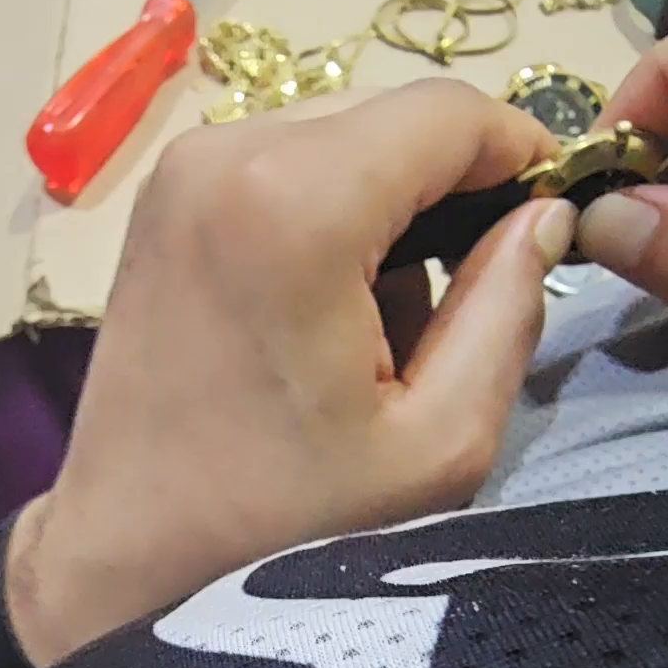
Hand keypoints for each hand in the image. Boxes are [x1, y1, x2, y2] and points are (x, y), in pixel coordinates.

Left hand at [6, 81, 575, 666]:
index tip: (539, 225)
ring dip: (377, 225)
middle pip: (387, 126)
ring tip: (363, 343)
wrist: (127, 552)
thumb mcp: (435, 441)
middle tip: (442, 315)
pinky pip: (276, 178)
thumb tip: (537, 218)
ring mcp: (177, 179)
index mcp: (297, 202)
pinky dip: (318, 230)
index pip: (449, 114)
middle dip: (440, 202)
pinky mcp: (158, 210)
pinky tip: (307, 323)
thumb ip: (509, 310)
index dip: (515, 158)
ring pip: (334, 150)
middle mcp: (223, 156)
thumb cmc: (281, 523)